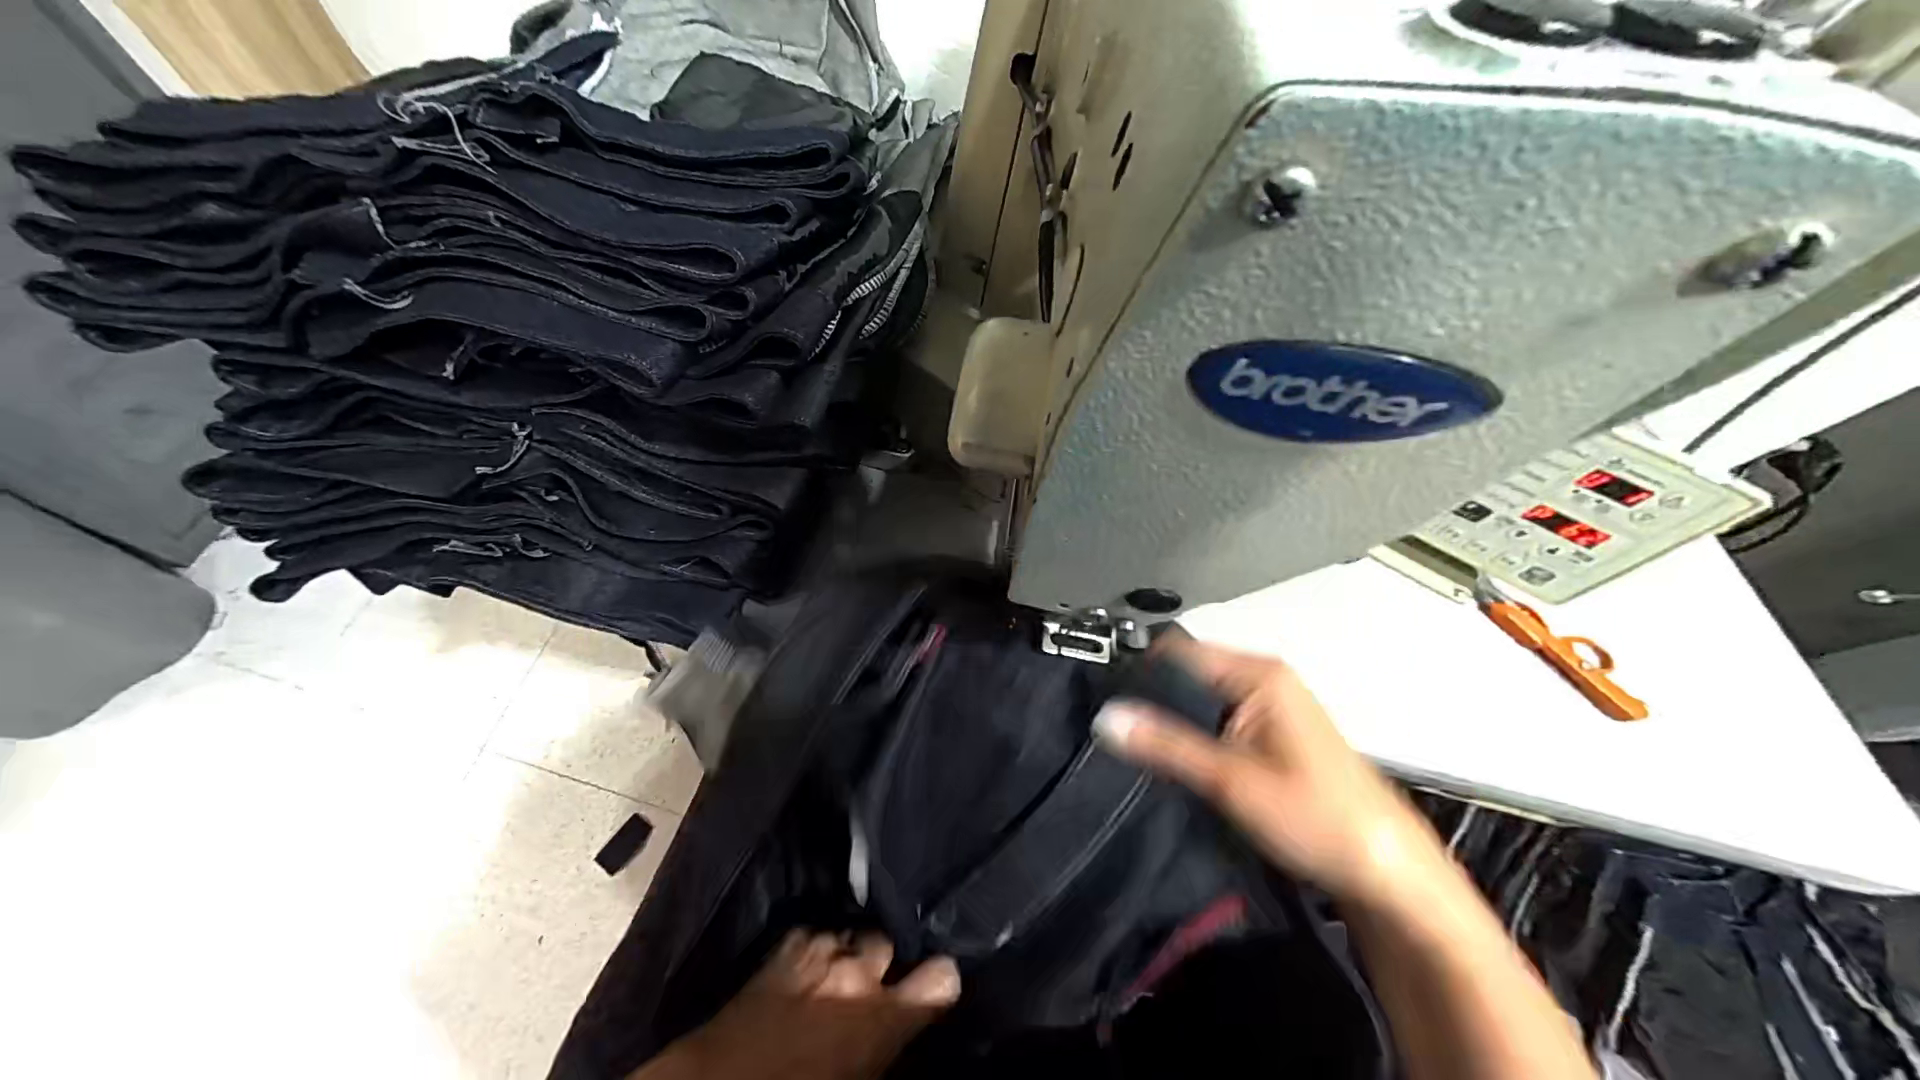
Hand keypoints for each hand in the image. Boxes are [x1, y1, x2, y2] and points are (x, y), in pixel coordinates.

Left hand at [635, 931, 959, 1079]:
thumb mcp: (859, 1077)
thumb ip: (884, 1047)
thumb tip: (897, 1029)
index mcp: (883, 1021)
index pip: (942, 978)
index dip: (939, 979)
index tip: (931, 985)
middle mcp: (859, 976)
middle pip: (889, 943)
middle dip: (880, 961)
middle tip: (865, 984)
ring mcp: (823, 951)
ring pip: (853, 932)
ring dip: (847, 952)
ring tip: (831, 972)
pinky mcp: (789, 943)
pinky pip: (817, 932)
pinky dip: (815, 948)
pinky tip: (803, 966)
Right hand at [1094, 636, 1448, 913]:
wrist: (1385, 870)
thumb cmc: (1319, 819)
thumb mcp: (1230, 780)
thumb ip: (1165, 745)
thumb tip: (1107, 717)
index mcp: (1260, 674)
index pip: (1178, 651)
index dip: (1138, 672)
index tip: (1103, 699)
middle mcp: (1266, 678)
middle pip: (1187, 673)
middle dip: (1152, 699)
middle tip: (1113, 729)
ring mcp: (1271, 705)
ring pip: (1200, 698)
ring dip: (1172, 720)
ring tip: (1135, 746)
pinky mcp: (1271, 732)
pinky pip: (1217, 718)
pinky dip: (1193, 734)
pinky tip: (1175, 759)